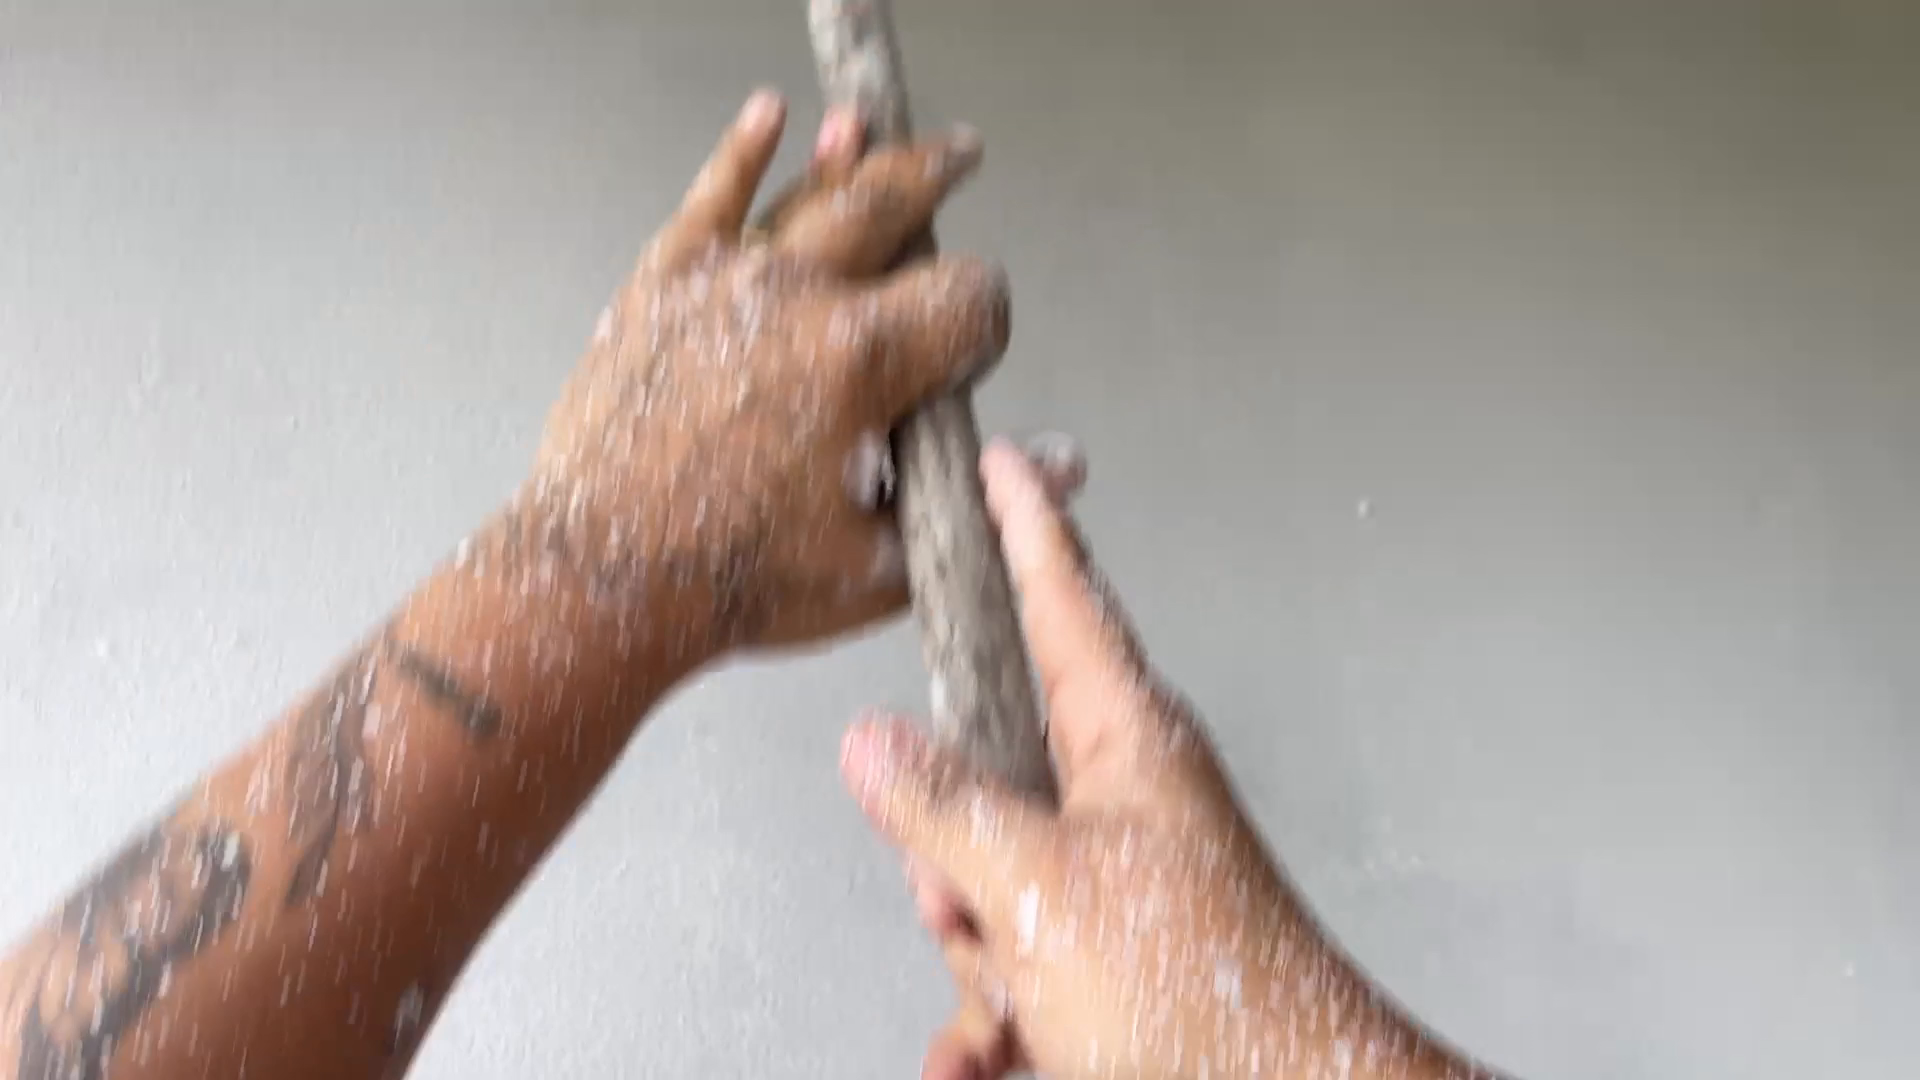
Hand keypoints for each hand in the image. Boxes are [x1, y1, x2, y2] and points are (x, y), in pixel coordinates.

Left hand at [530, 91, 1072, 649]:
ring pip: (812, 192)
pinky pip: (713, 200)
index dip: (987, 319)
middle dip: (939, 179)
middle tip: (964, 154)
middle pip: (893, 204)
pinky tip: (771, 118)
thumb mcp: (884, 566)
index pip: (968, 297)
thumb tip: (1058, 468)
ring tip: (882, 125)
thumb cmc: (740, 582)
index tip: (971, 349)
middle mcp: (799, 300)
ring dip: (859, 155)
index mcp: (861, 361)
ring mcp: (725, 284)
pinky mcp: (663, 288)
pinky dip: (744, 154)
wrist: (601, 581)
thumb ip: (976, 506)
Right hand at [841, 444, 1454, 1079]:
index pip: (1061, 594)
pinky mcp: (1101, 930)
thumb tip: (871, 742)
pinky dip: (993, 1005)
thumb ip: (948, 808)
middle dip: (951, 840)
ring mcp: (1105, 860)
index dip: (1028, 523)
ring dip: (974, 938)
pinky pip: (1012, 943)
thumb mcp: (1045, 891)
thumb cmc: (1211, 1002)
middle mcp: (1114, 783)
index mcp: (1122, 736)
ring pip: (985, 860)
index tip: (1005, 464)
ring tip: (1014, 998)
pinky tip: (991, 1054)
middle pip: (989, 754)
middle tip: (961, 899)